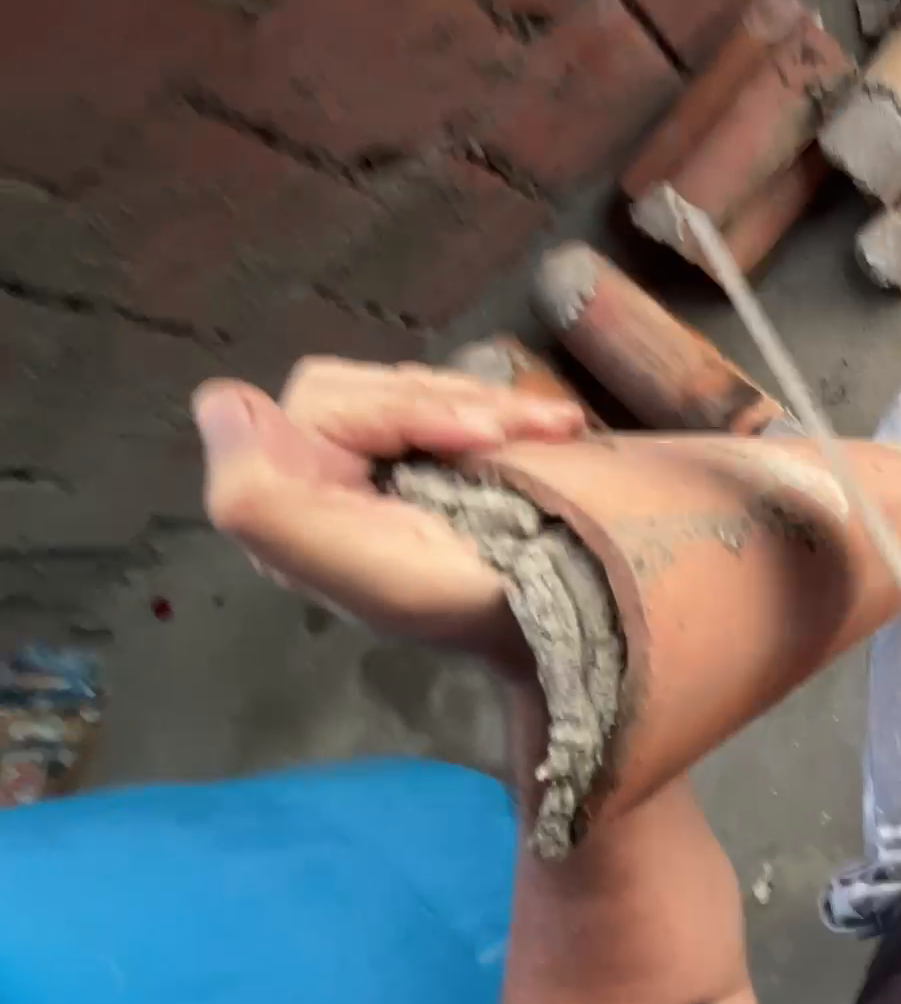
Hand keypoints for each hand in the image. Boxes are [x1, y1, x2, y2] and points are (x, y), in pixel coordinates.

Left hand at [193, 356, 586, 661]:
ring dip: (497, 402)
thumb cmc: (487, 605)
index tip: (484, 438)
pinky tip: (558, 424)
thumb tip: (225, 402)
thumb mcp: (377, 578)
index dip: (407, 411)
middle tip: (542, 424)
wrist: (572, 618)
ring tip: (560, 423)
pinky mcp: (452, 453)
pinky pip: (461, 398)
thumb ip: (266, 504)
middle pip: (370, 387)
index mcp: (304, 505)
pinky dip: (511, 406)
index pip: (327, 407)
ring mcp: (399, 460)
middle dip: (461, 401)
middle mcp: (337, 475)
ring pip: (423, 386)